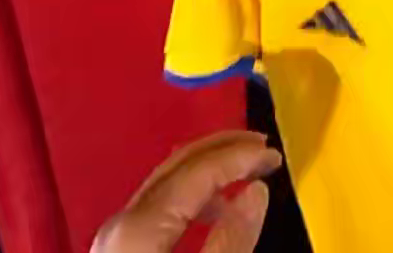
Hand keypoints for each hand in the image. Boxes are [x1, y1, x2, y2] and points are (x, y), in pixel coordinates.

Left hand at [91, 131, 281, 252]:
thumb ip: (230, 243)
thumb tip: (258, 189)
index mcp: (140, 224)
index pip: (200, 169)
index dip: (241, 157)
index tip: (276, 156)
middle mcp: (124, 219)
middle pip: (181, 163)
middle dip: (225, 149)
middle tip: (264, 148)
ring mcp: (116, 237)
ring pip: (170, 182)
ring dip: (211, 171)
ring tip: (247, 174)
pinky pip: (161, 205)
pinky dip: (193, 196)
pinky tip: (215, 211)